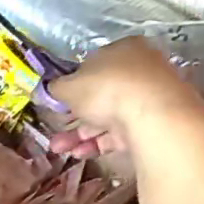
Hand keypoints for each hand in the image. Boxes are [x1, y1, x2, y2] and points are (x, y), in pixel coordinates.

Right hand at [46, 37, 203, 158]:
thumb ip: (58, 88)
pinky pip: (119, 134)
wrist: (152, 115)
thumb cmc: (107, 88)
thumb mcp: (71, 86)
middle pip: (101, 95)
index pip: (94, 66)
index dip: (74, 86)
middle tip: (56, 133)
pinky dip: (98, 144)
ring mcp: (147, 99)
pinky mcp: (151, 125)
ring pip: (107, 117)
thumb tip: (52, 88)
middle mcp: (138, 70)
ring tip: (59, 149)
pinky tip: (79, 154)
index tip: (61, 103)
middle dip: (74, 118)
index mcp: (123, 49)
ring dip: (80, 135)